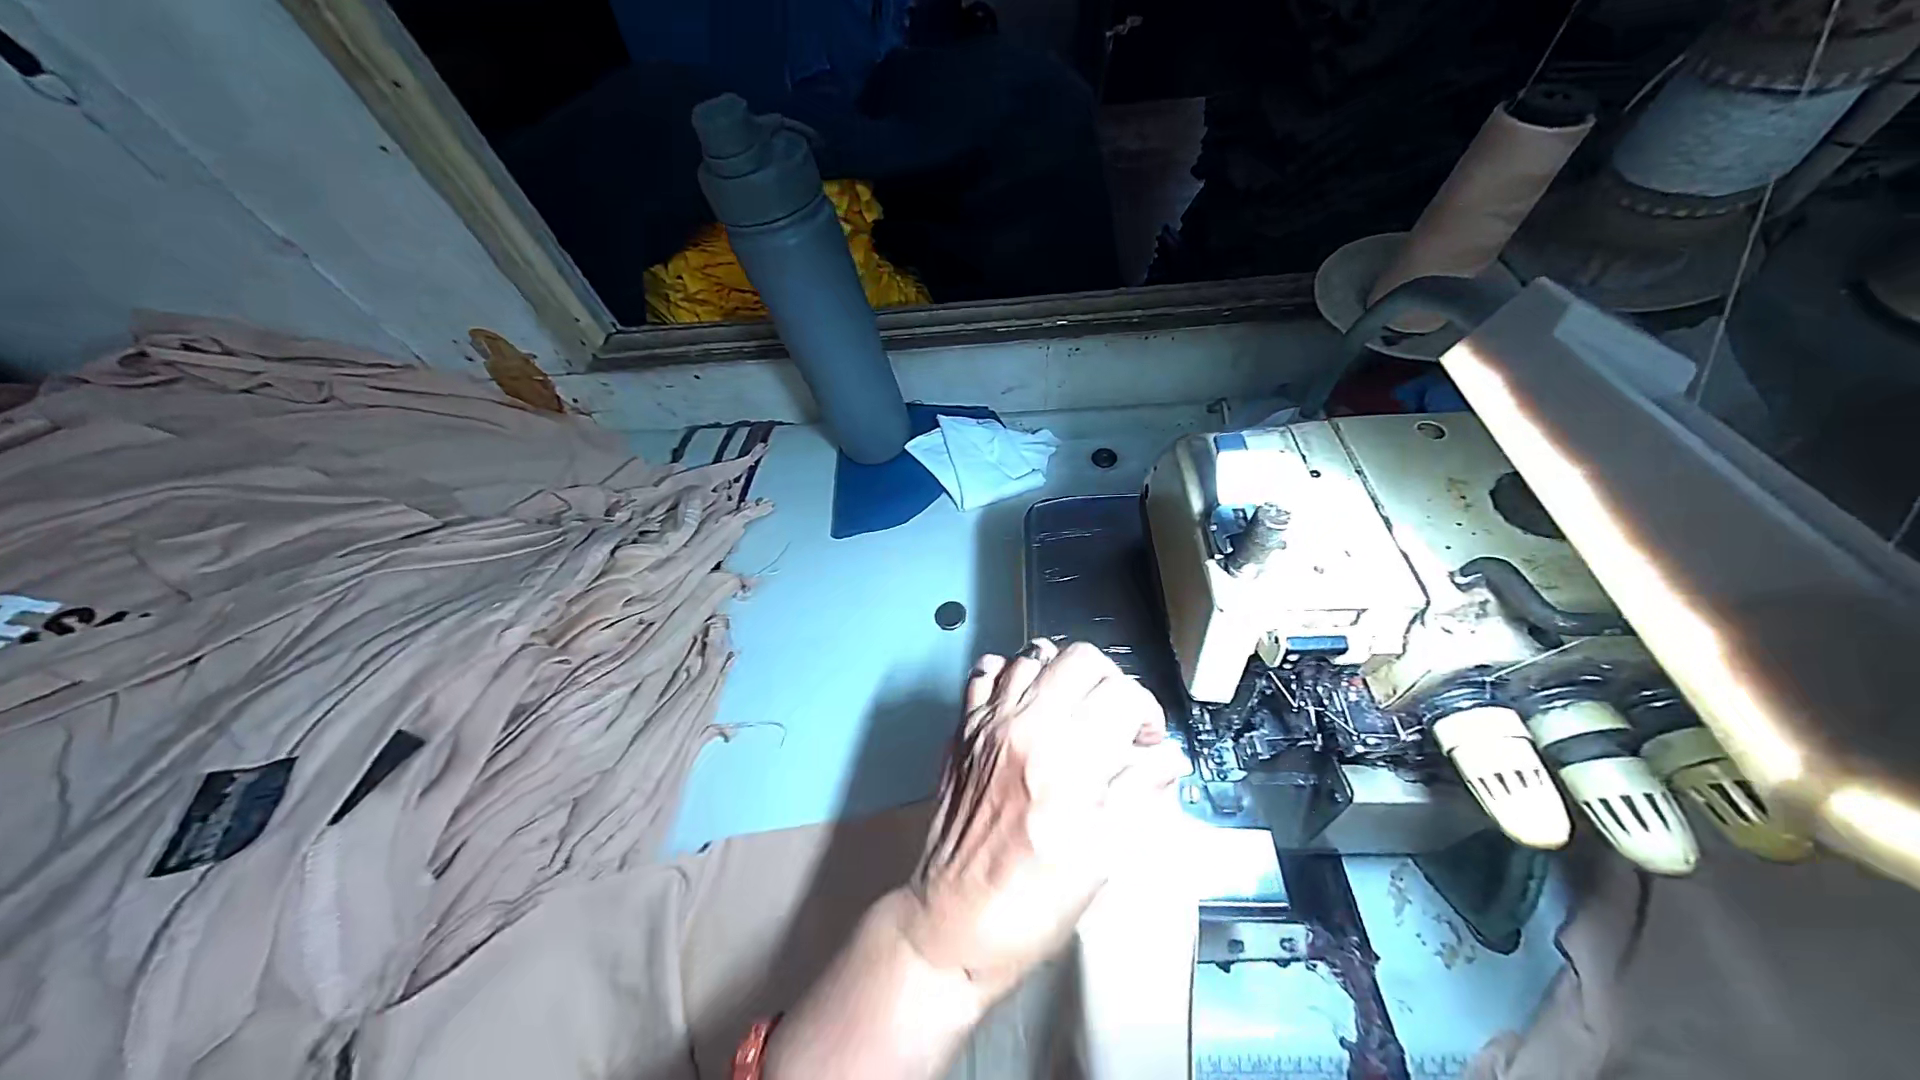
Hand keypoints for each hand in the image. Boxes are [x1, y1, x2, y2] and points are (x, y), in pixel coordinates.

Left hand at [901, 639, 1188, 996]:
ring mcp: (987, 725)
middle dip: (1112, 681)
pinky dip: (1008, 673)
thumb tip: (1166, 762)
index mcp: (1064, 761)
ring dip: (1063, 673)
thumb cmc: (1025, 904)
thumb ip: (1137, 794)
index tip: (1147, 736)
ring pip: (1033, 655)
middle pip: (1080, 659)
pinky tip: (1023, 699)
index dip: (1148, 712)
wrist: (954, 920)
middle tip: (1117, 715)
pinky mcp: (962, 732)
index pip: (1122, 695)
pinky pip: (983, 673)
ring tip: (1074, 705)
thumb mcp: (1101, 858)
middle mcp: (1023, 729)